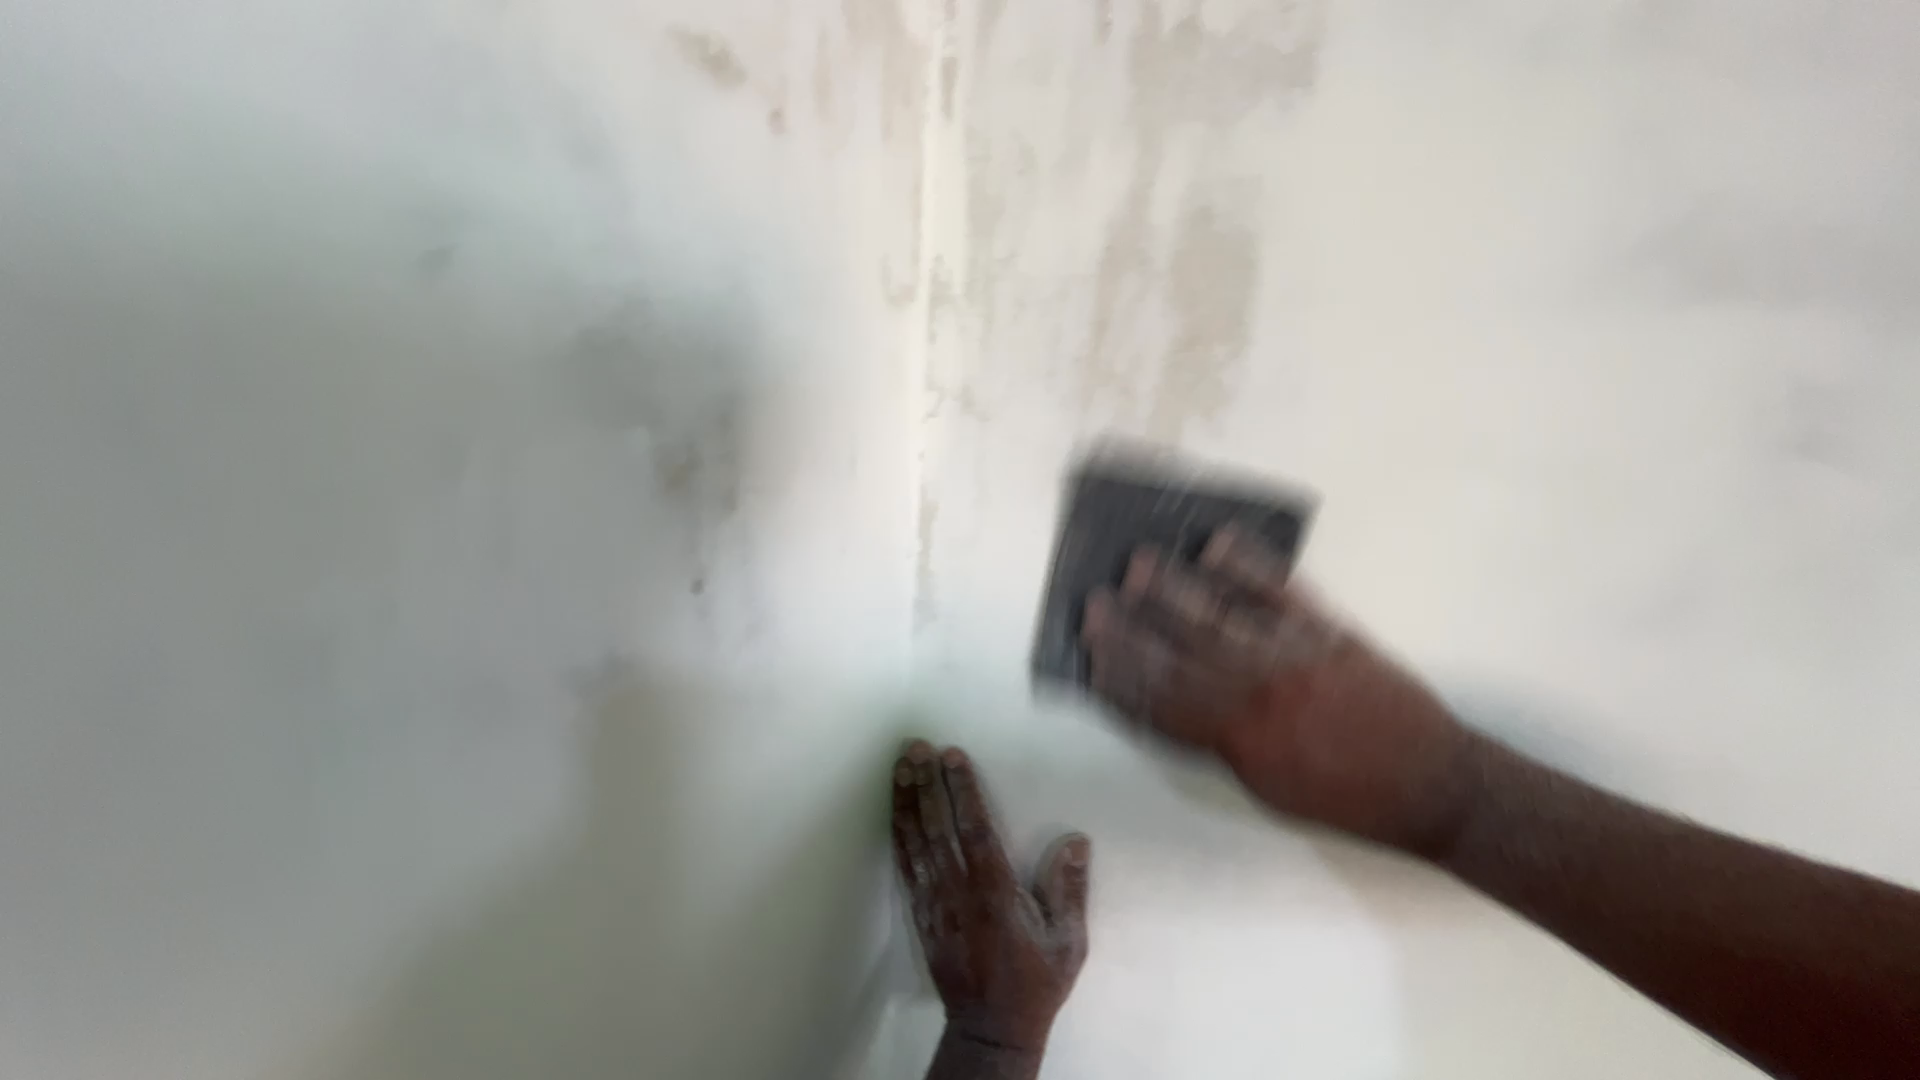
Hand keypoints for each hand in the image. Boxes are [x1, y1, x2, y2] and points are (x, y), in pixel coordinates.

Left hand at [891, 741, 1090, 1053]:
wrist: (990, 1030)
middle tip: (917, 745)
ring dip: (906, 800)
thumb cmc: (1034, 983)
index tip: (953, 756)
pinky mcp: (920, 912)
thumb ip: (1070, 890)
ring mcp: (934, 901)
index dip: (963, 789)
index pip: (974, 828)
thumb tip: (1076, 841)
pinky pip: (905, 865)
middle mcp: (958, 891)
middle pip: (937, 827)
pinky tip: (894, 810)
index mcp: (994, 893)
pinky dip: (897, 833)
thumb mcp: (1068, 943)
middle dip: (926, 783)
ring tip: (900, 765)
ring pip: (915, 841)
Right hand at [1080, 525, 1477, 856]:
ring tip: (1139, 564)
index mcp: (1241, 740)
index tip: (1090, 652)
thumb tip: (1170, 704)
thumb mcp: (1266, 785)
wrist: (1433, 784)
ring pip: (1221, 617)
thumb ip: (1216, 742)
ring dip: (1176, 590)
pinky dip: (1248, 567)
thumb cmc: (1344, 795)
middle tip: (1097, 602)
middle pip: (1180, 655)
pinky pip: (1281, 593)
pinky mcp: (1329, 631)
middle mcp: (1260, 694)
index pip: (1163, 703)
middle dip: (1132, 629)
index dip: (1120, 676)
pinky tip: (1218, 546)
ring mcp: (1294, 656)